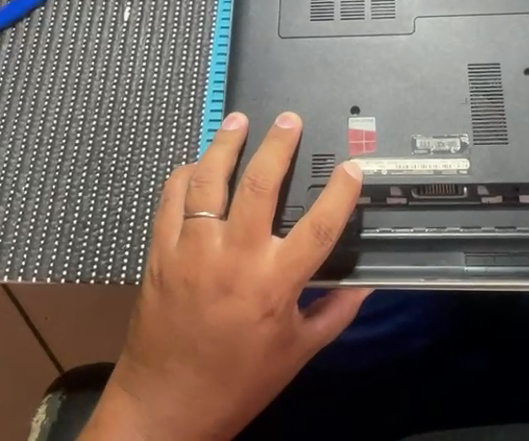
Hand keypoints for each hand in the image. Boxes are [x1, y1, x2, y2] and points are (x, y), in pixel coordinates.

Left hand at [82, 111, 369, 440]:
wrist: (166, 408)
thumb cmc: (238, 382)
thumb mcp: (297, 352)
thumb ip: (335, 312)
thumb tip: (368, 284)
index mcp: (274, 285)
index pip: (318, 228)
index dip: (339, 194)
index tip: (353, 166)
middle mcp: (233, 259)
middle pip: (258, 187)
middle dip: (276, 145)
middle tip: (288, 119)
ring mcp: (192, 251)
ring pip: (207, 182)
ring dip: (224, 146)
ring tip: (238, 120)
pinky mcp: (160, 253)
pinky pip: (170, 200)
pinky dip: (184, 175)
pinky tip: (196, 162)